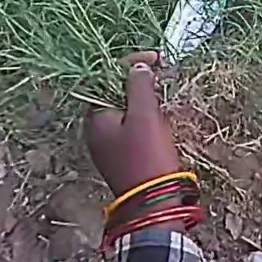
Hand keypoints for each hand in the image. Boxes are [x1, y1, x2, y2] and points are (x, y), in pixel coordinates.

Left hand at [85, 53, 177, 196]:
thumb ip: (139, 86)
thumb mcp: (144, 115)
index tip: (157, 59)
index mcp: (96, 117)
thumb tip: (138, 66)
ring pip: (125, 109)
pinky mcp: (123, 155)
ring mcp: (109, 144)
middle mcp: (97, 130)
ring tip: (164, 95)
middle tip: (162, 76)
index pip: (108, 77)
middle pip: (115, 93)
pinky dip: (146, 116)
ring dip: (144, 98)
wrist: (155, 202)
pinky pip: (132, 126)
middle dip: (139, 81)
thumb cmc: (147, 155)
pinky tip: (162, 117)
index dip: (132, 63)